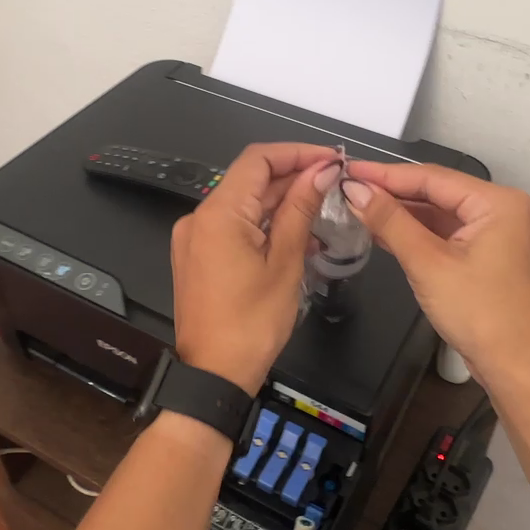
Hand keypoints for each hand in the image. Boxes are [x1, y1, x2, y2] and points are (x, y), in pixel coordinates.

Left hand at [171, 143, 339, 394]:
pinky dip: (264, 224)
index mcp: (218, 214)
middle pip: (249, 180)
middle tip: (334, 182)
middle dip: (292, 176)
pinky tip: (296, 234)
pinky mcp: (197, 256)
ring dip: (281, 201)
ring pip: (244, 204)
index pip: (258, 160)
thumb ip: (301, 209)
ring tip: (322, 208)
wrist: (214, 376)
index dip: (297, 152)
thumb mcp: (285, 262)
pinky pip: (234, 226)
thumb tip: (321, 172)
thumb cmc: (251, 324)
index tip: (330, 159)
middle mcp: (199, 218)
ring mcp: (195, 238)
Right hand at [341, 163, 529, 387]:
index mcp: (498, 202)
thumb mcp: (428, 263)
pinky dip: (419, 235)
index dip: (385, 174)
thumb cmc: (479, 314)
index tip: (347, 171)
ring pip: (442, 215)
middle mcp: (504, 210)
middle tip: (347, 189)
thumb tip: (354, 189)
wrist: (519, 369)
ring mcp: (501, 234)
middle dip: (392, 194)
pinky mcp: (493, 257)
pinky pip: (450, 235)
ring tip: (358, 208)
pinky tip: (385, 233)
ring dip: (403, 215)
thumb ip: (390, 221)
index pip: (431, 177)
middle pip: (438, 193)